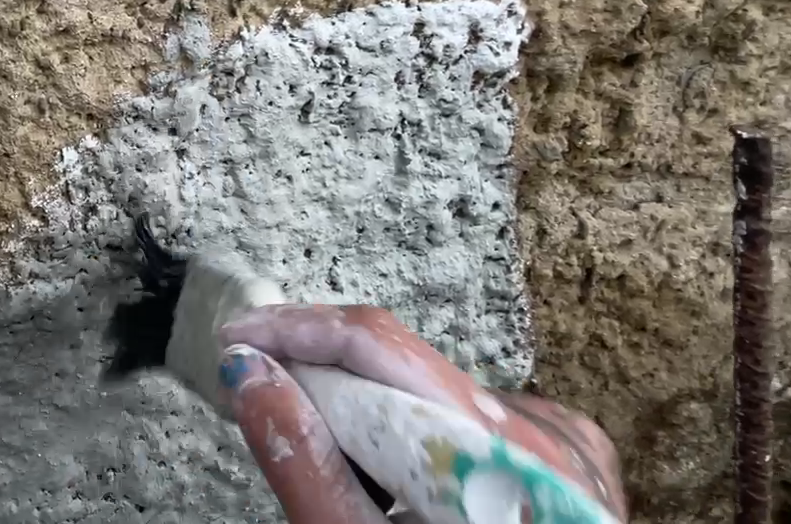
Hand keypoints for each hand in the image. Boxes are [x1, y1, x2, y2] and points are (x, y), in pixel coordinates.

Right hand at [219, 305, 628, 522]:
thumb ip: (302, 460)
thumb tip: (244, 366)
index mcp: (509, 459)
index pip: (379, 345)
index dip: (295, 330)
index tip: (232, 339)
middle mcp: (543, 434)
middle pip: (393, 356)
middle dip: (309, 358)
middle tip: (250, 377)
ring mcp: (558, 442)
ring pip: (410, 374)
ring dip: (342, 387)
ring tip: (304, 426)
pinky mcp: (553, 452)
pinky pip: (440, 400)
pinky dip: (385, 411)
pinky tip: (367, 453)